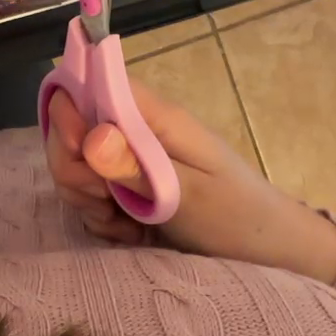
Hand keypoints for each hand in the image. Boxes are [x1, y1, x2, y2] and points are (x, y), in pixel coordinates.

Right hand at [44, 79, 335, 282]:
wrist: (267, 252)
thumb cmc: (236, 216)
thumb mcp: (189, 194)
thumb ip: (137, 166)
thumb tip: (91, 135)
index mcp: (153, 117)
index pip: (90, 84)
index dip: (68, 111)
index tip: (78, 152)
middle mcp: (134, 130)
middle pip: (70, 129)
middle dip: (73, 169)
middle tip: (104, 200)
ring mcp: (127, 161)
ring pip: (74, 167)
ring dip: (86, 200)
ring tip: (123, 224)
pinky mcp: (124, 190)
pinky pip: (87, 198)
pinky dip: (98, 218)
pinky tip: (127, 234)